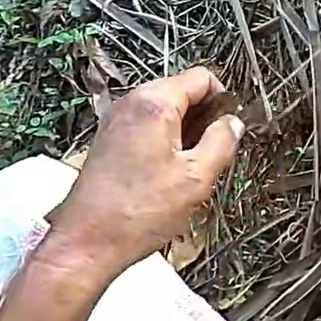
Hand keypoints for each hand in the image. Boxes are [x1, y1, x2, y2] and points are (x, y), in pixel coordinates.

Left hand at [39, 67, 244, 283]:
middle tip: (211, 155)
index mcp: (154, 104)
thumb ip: (222, 142)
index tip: (228, 127)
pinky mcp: (110, 140)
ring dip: (185, 133)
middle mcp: (131, 104)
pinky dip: (164, 143)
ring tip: (189, 170)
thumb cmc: (136, 213)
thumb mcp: (196, 178)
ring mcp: (117, 121)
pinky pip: (147, 127)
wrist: (87, 242)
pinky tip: (168, 175)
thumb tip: (232, 124)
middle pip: (182, 92)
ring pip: (165, 112)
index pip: (201, 78)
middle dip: (203, 118)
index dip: (223, 100)